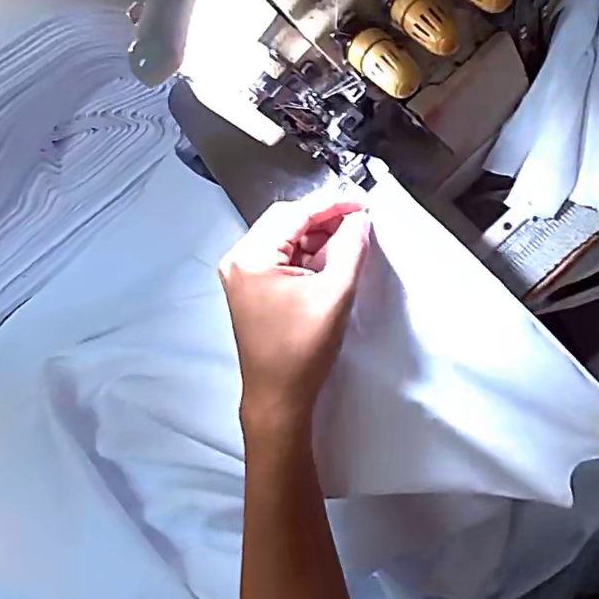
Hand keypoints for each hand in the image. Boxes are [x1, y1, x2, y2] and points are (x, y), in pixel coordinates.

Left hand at [219, 199, 371, 435]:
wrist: (278, 397)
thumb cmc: (301, 352)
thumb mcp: (335, 294)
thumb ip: (350, 249)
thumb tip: (358, 220)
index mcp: (251, 258)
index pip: (293, 214)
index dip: (330, 204)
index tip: (359, 202)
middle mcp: (238, 259)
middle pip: (285, 221)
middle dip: (323, 219)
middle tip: (357, 221)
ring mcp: (241, 272)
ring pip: (284, 237)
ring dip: (315, 236)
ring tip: (347, 242)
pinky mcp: (249, 285)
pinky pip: (279, 255)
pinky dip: (305, 254)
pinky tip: (329, 259)